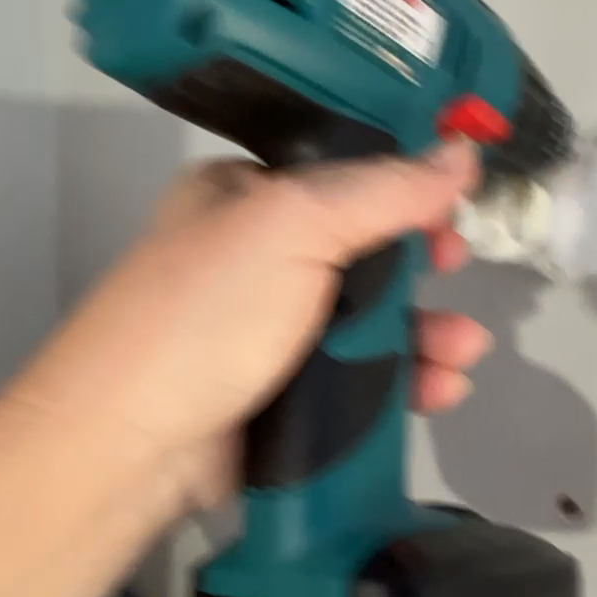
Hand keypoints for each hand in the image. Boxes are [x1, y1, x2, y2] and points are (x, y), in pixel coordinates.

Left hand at [12, 138, 490, 523]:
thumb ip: (384, 190)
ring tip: (463, 354)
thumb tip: (460, 151)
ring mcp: (264, 330)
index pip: (338, 174)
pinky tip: (439, 391)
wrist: (133, 445)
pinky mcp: (280, 393)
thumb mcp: (294, 227)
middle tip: (454, 272)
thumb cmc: (208, 315)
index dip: (399, 186)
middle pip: (359, 250)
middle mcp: (252, 257)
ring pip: (364, 320)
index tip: (446, 206)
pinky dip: (401, 381)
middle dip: (419, 266)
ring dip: (423, 333)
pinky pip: (354, 376)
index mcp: (241, 195)